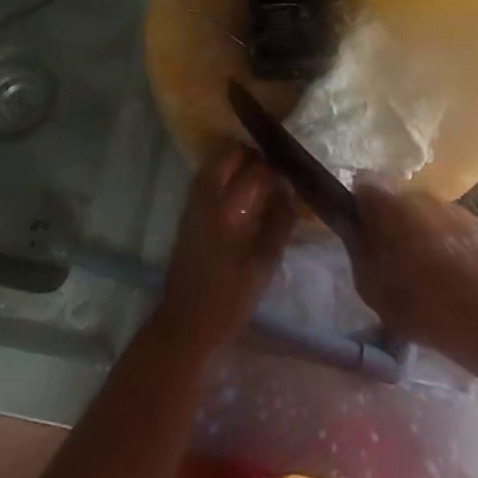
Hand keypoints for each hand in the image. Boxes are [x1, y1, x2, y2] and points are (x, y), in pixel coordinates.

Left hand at [154, 148, 295, 353]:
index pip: (252, 169)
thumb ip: (278, 224)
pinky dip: (223, 177)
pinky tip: (241, 194)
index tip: (288, 168)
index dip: (272, 164)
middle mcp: (205, 197)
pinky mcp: (187, 214)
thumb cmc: (230, 297)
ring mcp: (192, 204)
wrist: (187, 320)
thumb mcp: (264, 263)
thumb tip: (290, 193)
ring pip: (213, 166)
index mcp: (225, 208)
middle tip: (273, 169)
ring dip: (235, 164)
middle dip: (251, 156)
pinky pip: (206, 181)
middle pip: (226, 156)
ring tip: (260, 178)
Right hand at [347, 183, 477, 372]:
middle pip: (397, 196)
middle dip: (390, 219)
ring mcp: (456, 209)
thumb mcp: (374, 289)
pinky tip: (454, 278)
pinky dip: (448, 245)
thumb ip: (359, 253)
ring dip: (420, 232)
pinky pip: (452, 229)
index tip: (362, 233)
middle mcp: (421, 196)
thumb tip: (358, 234)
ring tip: (425, 271)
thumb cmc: (429, 308)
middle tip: (390, 256)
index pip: (364, 183)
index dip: (359, 206)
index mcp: (389, 204)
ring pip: (425, 213)